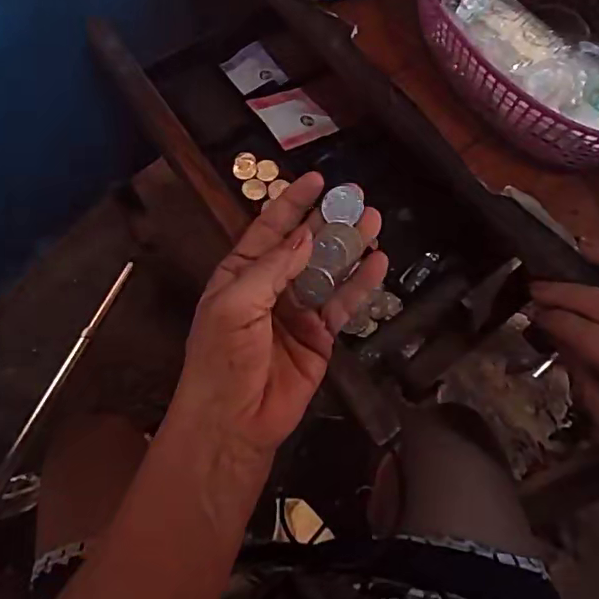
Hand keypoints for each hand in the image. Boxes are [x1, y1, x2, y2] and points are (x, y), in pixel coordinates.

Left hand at [173, 172, 388, 456]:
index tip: (316, 180)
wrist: (233, 419)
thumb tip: (306, 237)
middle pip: (304, 246)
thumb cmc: (221, 356)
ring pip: (328, 271)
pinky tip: (377, 263)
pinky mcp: (320, 337)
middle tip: (356, 197)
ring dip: (349, 247)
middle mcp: (270, 286)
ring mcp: (297, 311)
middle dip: (328, 221)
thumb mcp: (236, 305)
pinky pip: (343, 304)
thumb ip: (272, 270)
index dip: (292, 204)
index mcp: (240, 272)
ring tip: (373, 221)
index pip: (268, 228)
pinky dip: (360, 284)